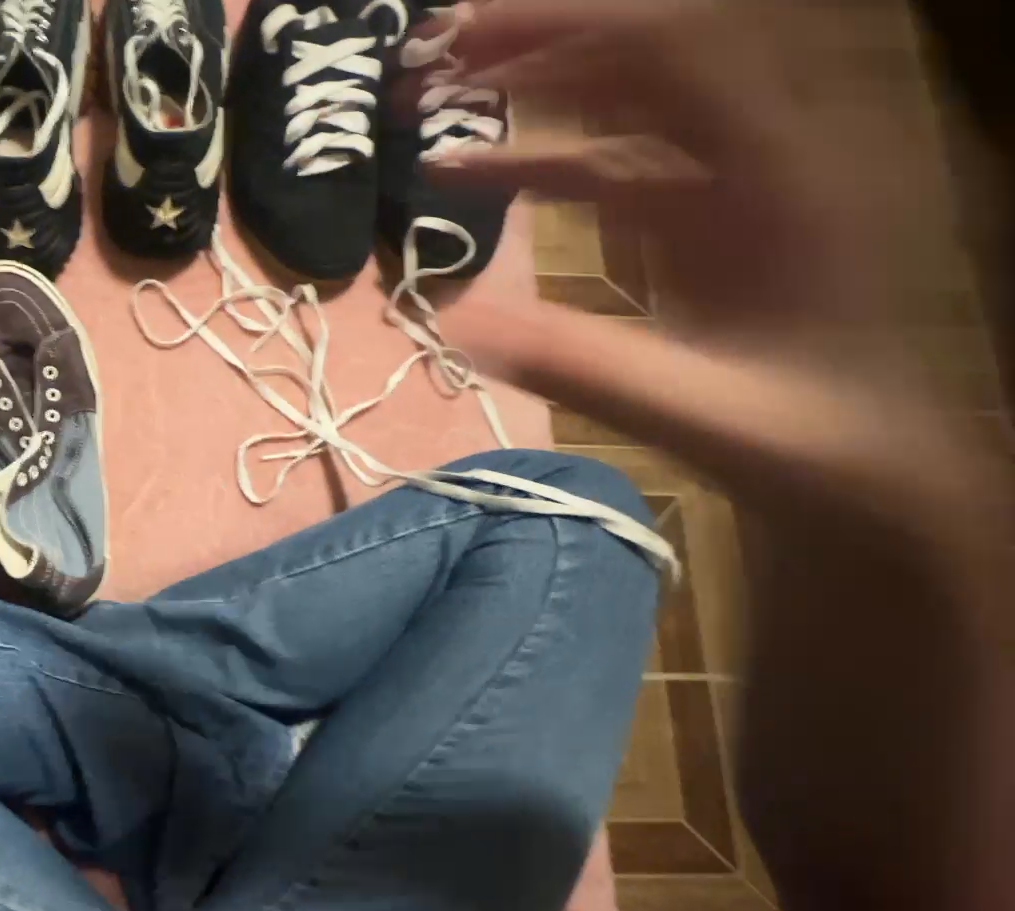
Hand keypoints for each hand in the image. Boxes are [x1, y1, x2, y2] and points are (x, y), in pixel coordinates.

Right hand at [431, 0, 1010, 529]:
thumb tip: (454, 321)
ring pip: (627, 99)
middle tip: (438, 52)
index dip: (577, 22)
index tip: (475, 27)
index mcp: (793, 179)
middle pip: (652, 53)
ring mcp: (731, 183)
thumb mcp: (704, 415)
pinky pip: (610, 163)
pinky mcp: (699, 218)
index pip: (685, 50)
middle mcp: (767, 155)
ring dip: (535, 86)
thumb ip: (588, 367)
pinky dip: (535, 161)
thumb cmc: (810, 447)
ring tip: (441, 92)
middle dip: (542, 40)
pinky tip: (466, 176)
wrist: (868, 470)